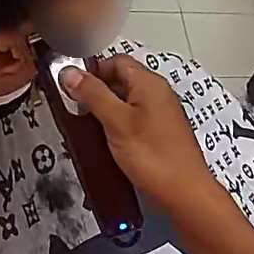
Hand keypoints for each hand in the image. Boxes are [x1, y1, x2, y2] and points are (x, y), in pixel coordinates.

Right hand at [60, 56, 220, 211]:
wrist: (183, 193)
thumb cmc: (156, 158)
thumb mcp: (116, 121)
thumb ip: (92, 94)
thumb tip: (71, 73)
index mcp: (149, 83)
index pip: (115, 61)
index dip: (92, 70)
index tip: (72, 84)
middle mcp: (157, 95)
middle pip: (119, 82)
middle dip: (94, 93)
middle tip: (75, 109)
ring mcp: (158, 116)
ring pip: (123, 104)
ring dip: (103, 114)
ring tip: (86, 129)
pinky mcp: (157, 135)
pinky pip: (131, 123)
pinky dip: (114, 129)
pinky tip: (103, 143)